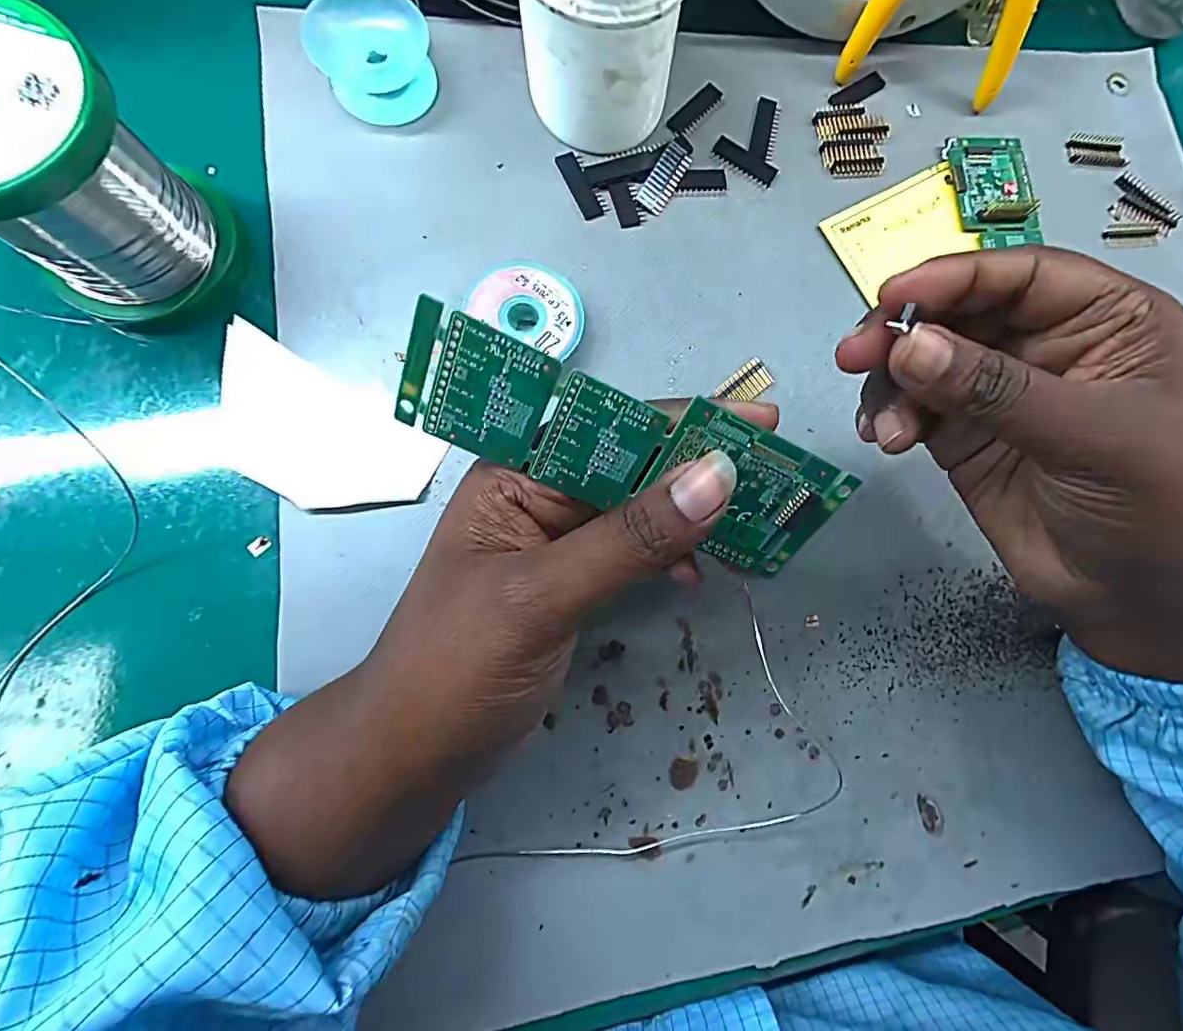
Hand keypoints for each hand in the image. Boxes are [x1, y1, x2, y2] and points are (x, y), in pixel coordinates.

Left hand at [227, 401, 775, 897]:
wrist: (411, 758)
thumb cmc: (455, 671)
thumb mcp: (541, 599)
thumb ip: (628, 539)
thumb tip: (715, 477)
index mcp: (515, 478)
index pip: (609, 432)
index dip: (684, 424)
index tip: (757, 423)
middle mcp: (539, 498)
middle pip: (633, 467)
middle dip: (700, 468)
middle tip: (772, 470)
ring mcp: (558, 542)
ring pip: (640, 511)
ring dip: (693, 516)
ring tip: (753, 522)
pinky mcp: (573, 583)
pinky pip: (634, 552)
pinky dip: (671, 557)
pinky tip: (697, 574)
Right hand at [836, 248, 1182, 681]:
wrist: (1147, 602)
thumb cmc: (1160, 505)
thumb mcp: (1092, 436)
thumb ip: (997, 390)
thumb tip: (907, 347)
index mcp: (1103, 319)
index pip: (1019, 276)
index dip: (953, 278)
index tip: (891, 297)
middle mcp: (1044, 345)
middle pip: (957, 313)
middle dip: (902, 331)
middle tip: (853, 356)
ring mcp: (997, 393)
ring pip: (924, 361)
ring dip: (890, 385)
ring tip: (885, 429)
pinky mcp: (964, 436)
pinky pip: (913, 408)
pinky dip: (890, 416)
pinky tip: (887, 439)